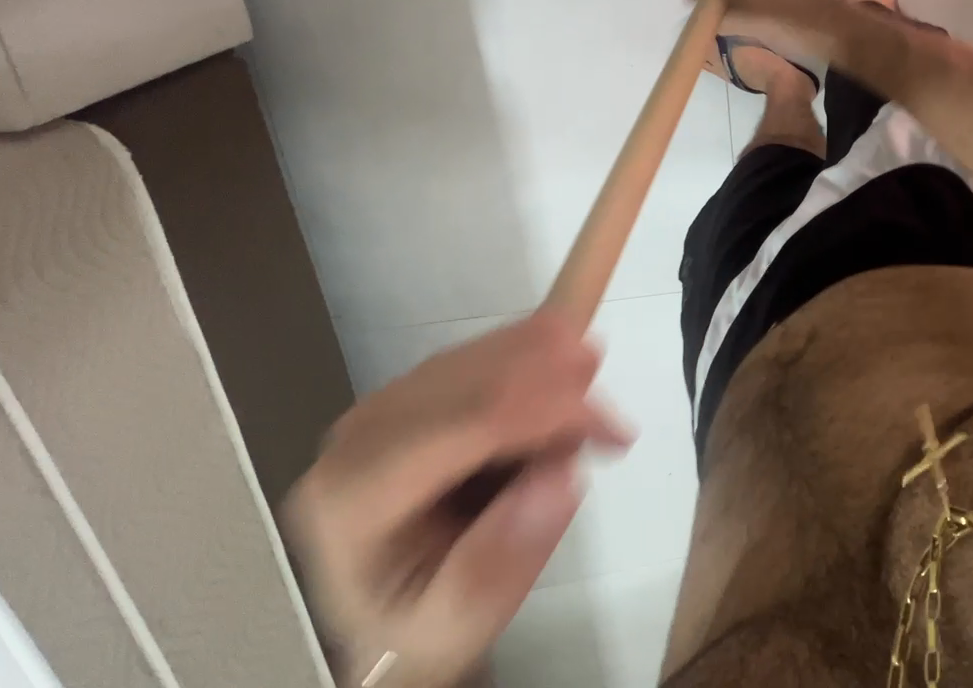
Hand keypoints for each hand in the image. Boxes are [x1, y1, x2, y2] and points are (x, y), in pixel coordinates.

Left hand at [286, 314, 634, 687]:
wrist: (384, 614)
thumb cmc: (423, 621)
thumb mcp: (457, 623)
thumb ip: (497, 561)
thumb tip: (559, 482)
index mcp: (357, 495)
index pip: (463, 427)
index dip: (546, 411)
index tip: (614, 432)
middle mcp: (362, 437)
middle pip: (473, 380)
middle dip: (553, 378)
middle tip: (614, 413)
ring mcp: (386, 407)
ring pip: (481, 357)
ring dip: (547, 357)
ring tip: (594, 384)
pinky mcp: (414, 392)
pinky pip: (482, 352)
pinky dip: (534, 348)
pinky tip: (569, 353)